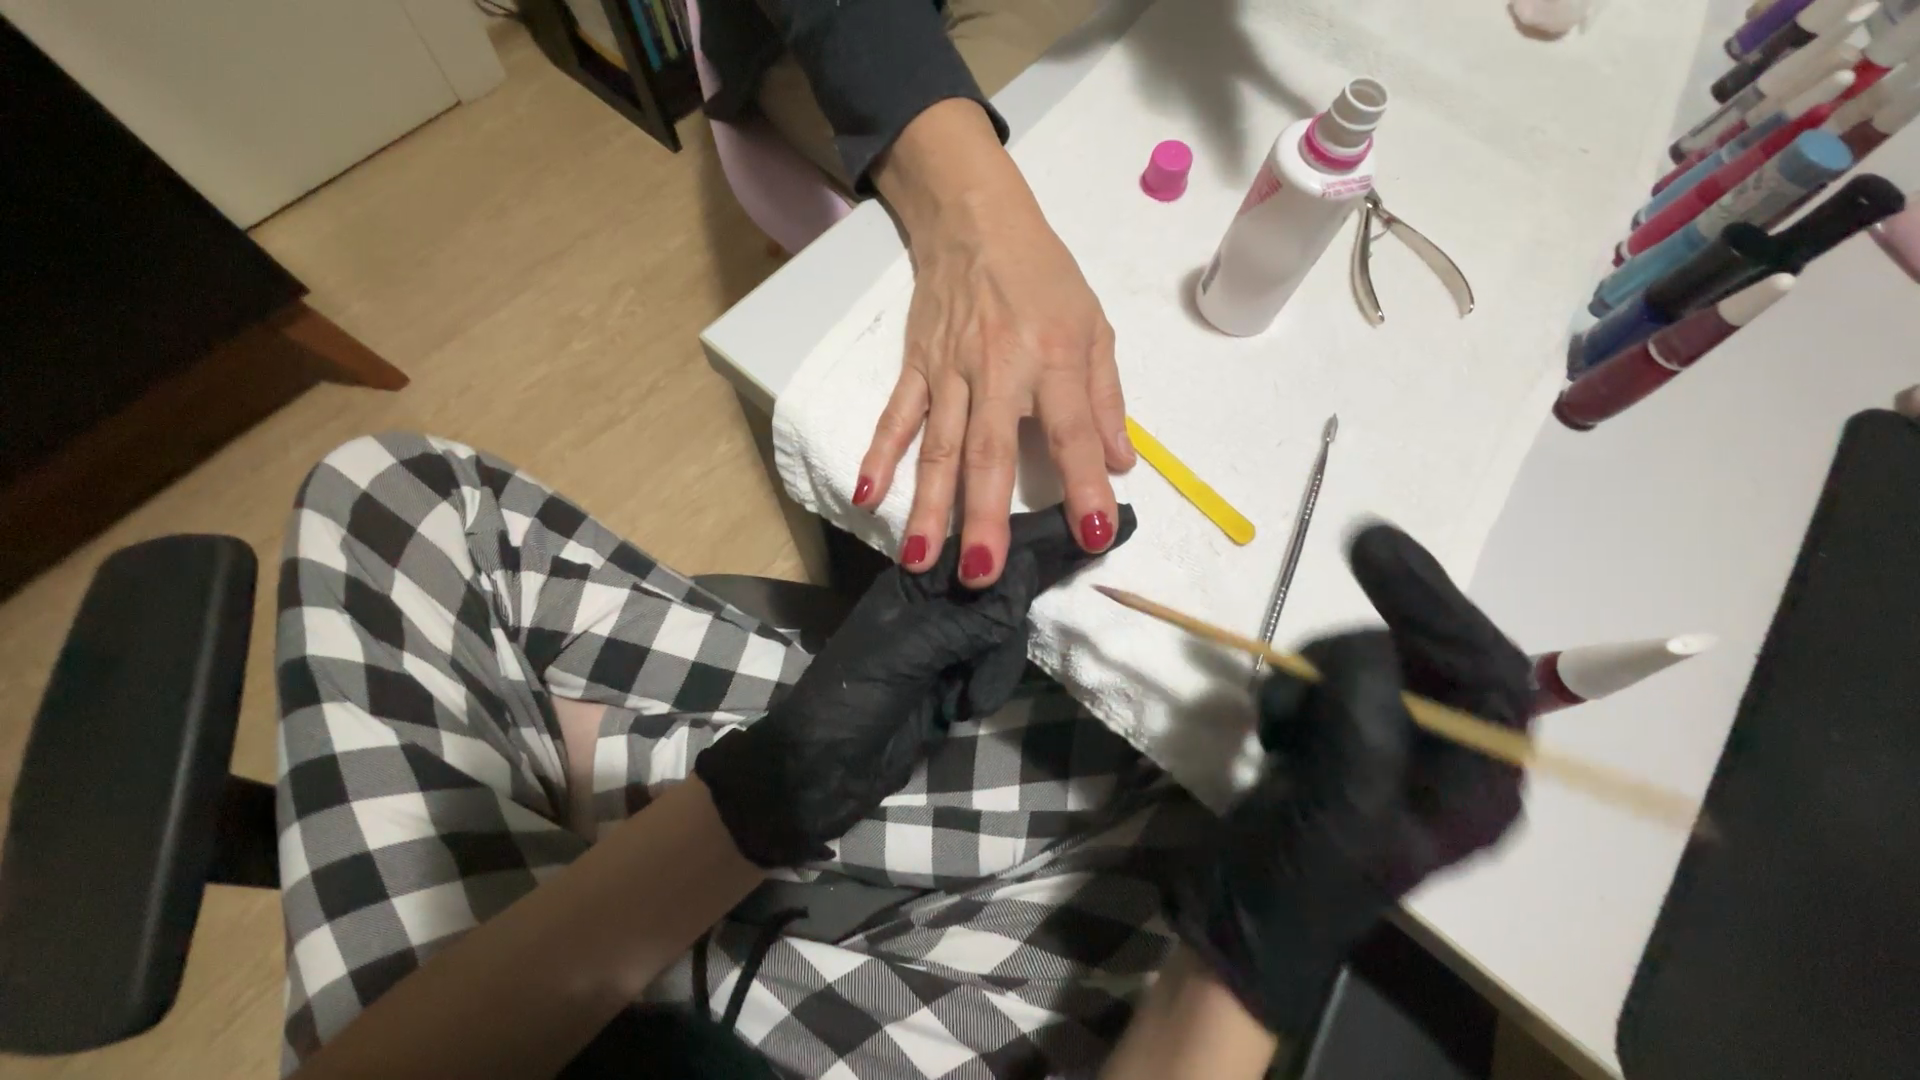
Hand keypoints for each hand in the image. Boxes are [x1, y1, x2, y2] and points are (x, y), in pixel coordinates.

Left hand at [694, 503, 1137, 867]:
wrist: (824, 768)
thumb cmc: (854, 697)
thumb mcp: (911, 650)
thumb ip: (973, 617)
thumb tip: (1026, 575)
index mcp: (917, 581)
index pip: (989, 547)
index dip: (1043, 534)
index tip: (1097, 519)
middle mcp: (939, 603)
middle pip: (1006, 585)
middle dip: (1035, 589)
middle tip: (1098, 551)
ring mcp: (950, 642)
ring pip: (1007, 635)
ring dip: (995, 667)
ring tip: (964, 697)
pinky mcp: (957, 677)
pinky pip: (996, 668)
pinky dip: (988, 687)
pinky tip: (961, 707)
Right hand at [860, 100, 1136, 587]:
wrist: (976, 221)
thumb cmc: (1044, 277)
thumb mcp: (1094, 326)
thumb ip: (1106, 399)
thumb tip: (1120, 463)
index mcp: (1053, 359)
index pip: (1073, 432)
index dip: (1085, 485)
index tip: (1093, 536)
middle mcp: (998, 371)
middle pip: (989, 451)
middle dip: (983, 516)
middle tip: (979, 573)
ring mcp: (949, 371)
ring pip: (937, 446)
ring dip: (928, 505)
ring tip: (920, 560)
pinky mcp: (916, 367)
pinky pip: (897, 416)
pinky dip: (880, 456)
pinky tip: (866, 497)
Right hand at [1165, 525, 1531, 1036]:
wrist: (1234, 918)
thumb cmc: (1297, 881)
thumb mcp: (1341, 807)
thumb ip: (1365, 719)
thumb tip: (1363, 647)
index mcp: (1478, 785)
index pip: (1487, 671)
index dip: (1439, 604)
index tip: (1374, 547)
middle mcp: (1445, 757)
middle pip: (1428, 655)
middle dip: (1374, 634)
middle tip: (1347, 569)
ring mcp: (1388, 745)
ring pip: (1365, 661)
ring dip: (1313, 672)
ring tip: (1278, 726)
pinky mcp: (1339, 738)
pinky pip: (1325, 681)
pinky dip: (1292, 688)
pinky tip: (1272, 731)